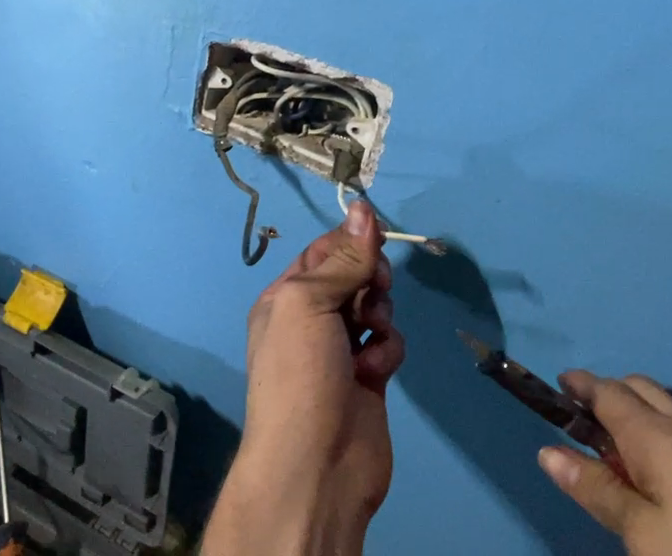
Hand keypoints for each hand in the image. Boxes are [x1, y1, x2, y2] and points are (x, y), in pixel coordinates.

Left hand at [201, 199, 404, 555]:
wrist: (315, 463)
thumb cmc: (300, 372)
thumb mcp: (309, 302)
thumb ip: (341, 259)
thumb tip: (363, 208)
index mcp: (285, 297)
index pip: (321, 251)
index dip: (350, 241)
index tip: (379, 236)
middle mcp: (309, 319)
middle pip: (352, 276)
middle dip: (369, 278)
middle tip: (375, 289)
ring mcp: (340, 349)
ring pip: (374, 308)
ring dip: (379, 315)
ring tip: (368, 336)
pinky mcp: (368, 377)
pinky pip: (387, 343)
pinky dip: (386, 350)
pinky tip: (375, 370)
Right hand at [539, 371, 671, 555]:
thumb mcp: (645, 536)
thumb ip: (599, 492)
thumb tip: (549, 452)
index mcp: (656, 436)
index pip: (608, 392)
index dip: (579, 386)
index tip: (557, 388)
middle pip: (642, 390)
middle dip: (611, 395)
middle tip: (587, 426)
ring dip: (645, 419)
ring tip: (630, 460)